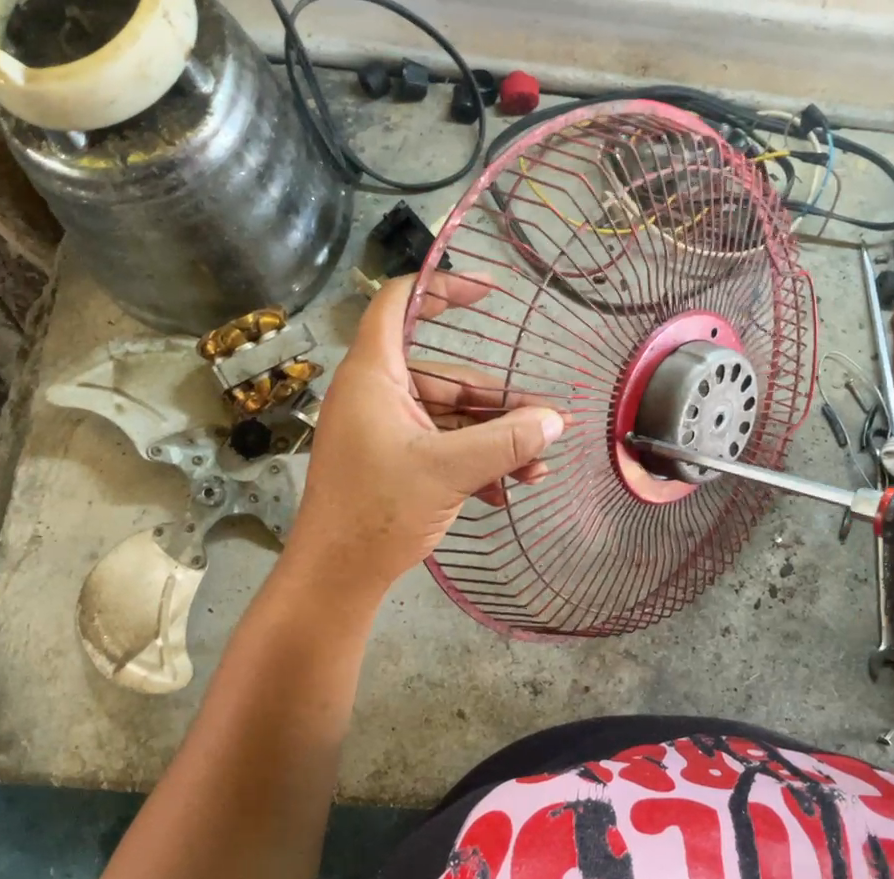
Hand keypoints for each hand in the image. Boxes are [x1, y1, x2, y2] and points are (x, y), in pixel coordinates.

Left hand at [283, 275, 565, 597]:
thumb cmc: (379, 511)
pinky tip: (507, 490)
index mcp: (375, 376)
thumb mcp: (449, 471)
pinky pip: (440, 450)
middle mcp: (378, 396)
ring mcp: (384, 433)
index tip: (489, 291)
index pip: (401, 305)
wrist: (336, 576)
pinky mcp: (392, 465)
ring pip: (450, 421)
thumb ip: (506, 442)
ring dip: (494, 444)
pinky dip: (473, 465)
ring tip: (537, 470)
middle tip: (548, 426)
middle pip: (446, 378)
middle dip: (499, 405)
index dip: (442, 287)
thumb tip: (557, 421)